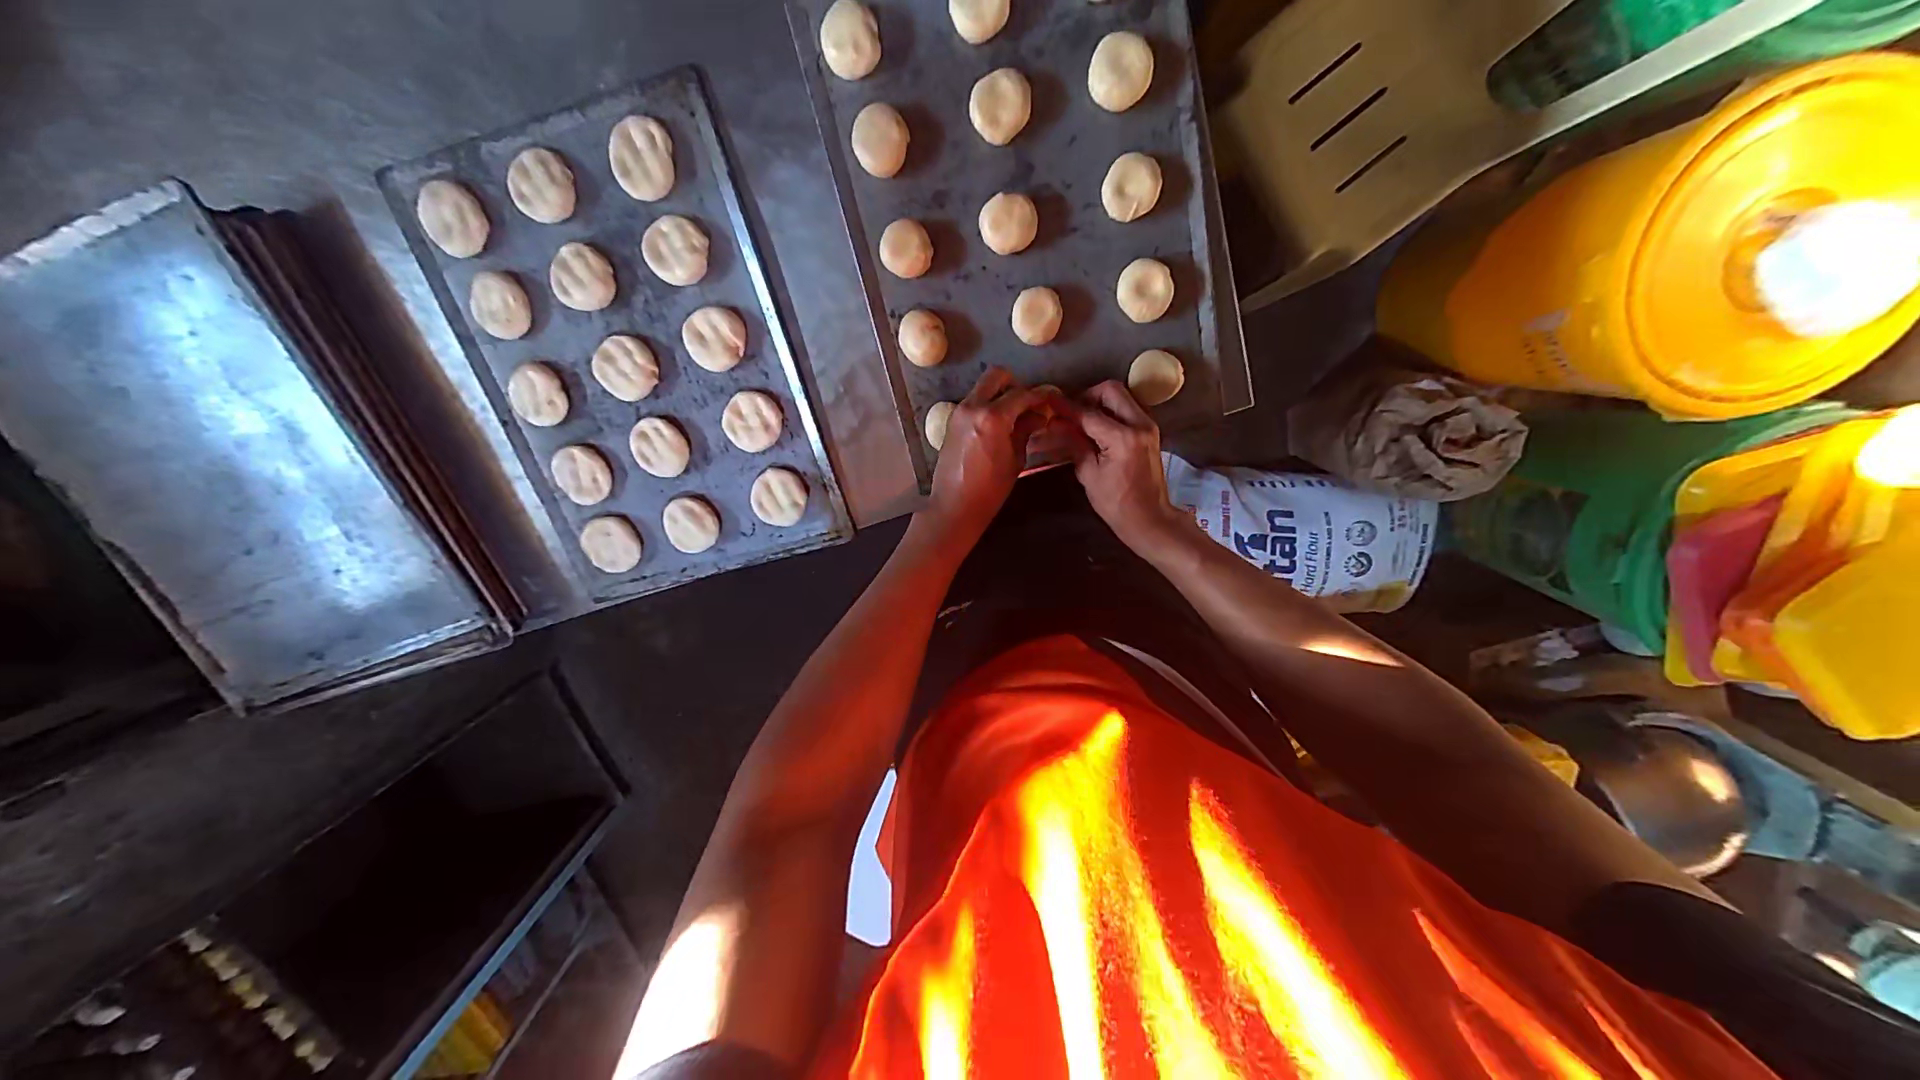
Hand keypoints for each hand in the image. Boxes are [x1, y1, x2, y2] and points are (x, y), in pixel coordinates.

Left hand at [918, 367, 1054, 547]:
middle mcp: (973, 406)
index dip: (1039, 395)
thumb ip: (1025, 430)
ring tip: (1013, 417)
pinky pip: (974, 401)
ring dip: (1000, 394)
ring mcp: (959, 411)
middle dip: (1015, 384)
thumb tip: (1038, 415)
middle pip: (997, 375)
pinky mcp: (952, 420)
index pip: (1022, 394)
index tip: (1050, 399)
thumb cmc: (990, 489)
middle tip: (1026, 404)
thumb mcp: (1015, 459)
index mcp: (992, 417)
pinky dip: (988, 404)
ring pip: (983, 387)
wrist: (954, 505)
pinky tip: (998, 426)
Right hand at [1068, 382, 1186, 551]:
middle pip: (1111, 390)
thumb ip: (1074, 443)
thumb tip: (1057, 424)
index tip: (1051, 402)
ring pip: (1121, 396)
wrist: (1150, 518)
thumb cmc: (1116, 504)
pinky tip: (1097, 427)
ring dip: (1100, 401)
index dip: (1067, 407)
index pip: (1089, 413)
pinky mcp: (1150, 431)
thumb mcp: (1089, 474)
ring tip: (1082, 419)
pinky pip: (1128, 408)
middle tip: (1071, 412)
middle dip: (1087, 396)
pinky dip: (1111, 410)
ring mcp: (1148, 426)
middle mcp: (1139, 424)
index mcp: (1122, 438)